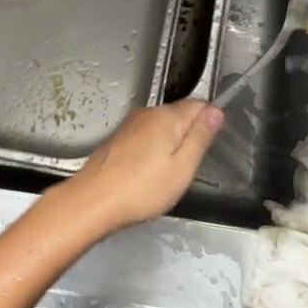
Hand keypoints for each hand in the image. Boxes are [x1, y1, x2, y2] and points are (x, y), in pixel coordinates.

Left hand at [52, 100, 224, 233]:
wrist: (92, 202)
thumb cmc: (142, 189)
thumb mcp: (182, 167)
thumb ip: (200, 136)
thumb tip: (216, 111)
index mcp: (166, 117)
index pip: (199, 104)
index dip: (209, 123)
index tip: (206, 148)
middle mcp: (146, 114)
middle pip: (178, 115)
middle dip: (188, 137)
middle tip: (186, 169)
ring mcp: (128, 126)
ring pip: (160, 128)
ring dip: (168, 146)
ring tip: (165, 176)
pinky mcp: (116, 140)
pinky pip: (143, 138)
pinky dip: (150, 152)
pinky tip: (145, 175)